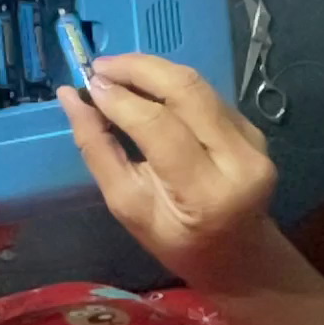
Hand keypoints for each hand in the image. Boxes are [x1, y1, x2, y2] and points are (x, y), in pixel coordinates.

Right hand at [57, 54, 277, 289]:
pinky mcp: (253, 126)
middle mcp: (237, 159)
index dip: (120, 99)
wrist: (240, 257)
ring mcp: (251, 139)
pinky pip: (205, 92)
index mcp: (205, 192)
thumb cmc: (177, 240)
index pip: (158, 127)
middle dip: (137, 69)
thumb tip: (70, 97)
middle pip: (184, 89)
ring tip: (117, 71)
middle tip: (100, 67)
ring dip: (152, 69)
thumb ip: (98, 150)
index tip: (88, 84)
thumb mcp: (128, 206)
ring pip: (195, 83)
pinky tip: (147, 88)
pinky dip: (171, 83)